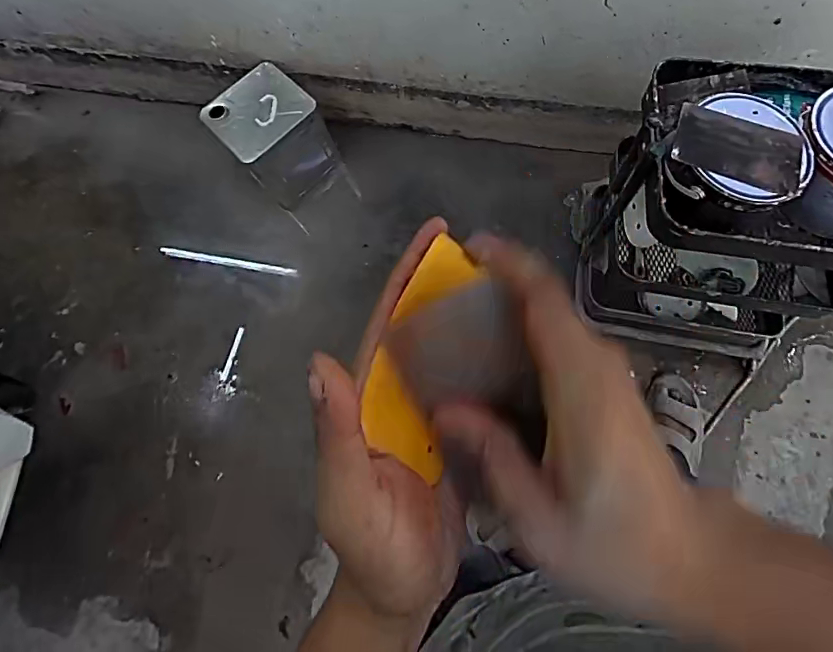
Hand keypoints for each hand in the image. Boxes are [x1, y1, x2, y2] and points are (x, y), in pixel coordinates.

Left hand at [307, 217, 463, 641]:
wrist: (404, 594)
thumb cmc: (371, 547)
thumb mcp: (346, 493)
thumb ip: (334, 432)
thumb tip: (319, 362)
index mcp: (370, 398)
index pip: (386, 324)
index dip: (406, 278)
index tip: (432, 237)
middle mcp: (399, 394)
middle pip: (420, 324)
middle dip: (439, 279)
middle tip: (474, 245)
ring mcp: (430, 412)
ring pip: (448, 347)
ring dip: (466, 309)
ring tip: (500, 278)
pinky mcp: (459, 431)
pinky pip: (471, 382)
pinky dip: (487, 352)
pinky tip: (514, 336)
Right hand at [432, 234, 704, 620]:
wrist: (686, 553)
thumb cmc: (614, 542)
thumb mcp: (539, 519)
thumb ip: (494, 456)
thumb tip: (447, 409)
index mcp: (580, 383)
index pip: (546, 300)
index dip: (510, 263)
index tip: (473, 247)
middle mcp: (598, 360)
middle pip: (548, 297)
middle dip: (500, 279)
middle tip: (448, 290)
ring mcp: (609, 366)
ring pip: (555, 313)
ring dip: (513, 302)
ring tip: (462, 318)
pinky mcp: (611, 377)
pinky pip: (563, 334)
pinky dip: (528, 326)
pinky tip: (497, 354)